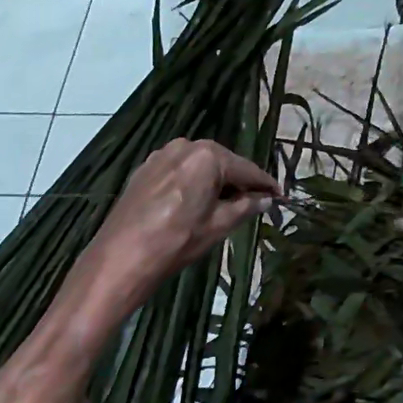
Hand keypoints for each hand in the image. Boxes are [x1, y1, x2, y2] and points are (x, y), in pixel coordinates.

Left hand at [80, 138, 278, 304]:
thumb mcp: (218, 226)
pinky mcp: (145, 169)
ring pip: (199, 166)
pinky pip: (179, 171)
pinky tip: (196, 202)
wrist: (122, 256)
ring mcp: (161, 155)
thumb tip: (264, 199)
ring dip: (215, 182)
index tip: (280, 196)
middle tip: (255, 203)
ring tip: (226, 206)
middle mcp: (184, 146)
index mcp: (207, 155)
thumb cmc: (176, 241)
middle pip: (222, 162)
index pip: (246, 169)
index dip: (265, 184)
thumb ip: (245, 207)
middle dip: (239, 181)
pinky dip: (193, 183)